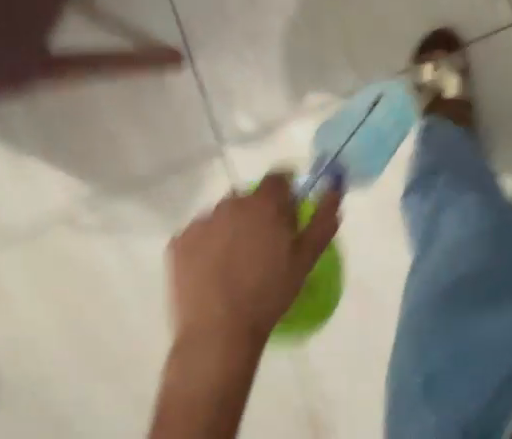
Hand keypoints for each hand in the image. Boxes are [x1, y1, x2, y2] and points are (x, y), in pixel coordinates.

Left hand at [166, 173, 341, 352]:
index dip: (285, 195)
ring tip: (235, 263)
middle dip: (257, 214)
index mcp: (265, 202)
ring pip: (222, 216)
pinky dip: (206, 245)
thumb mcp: (307, 258)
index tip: (288, 218)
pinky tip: (212, 272)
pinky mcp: (177, 243)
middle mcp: (230, 203)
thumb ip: (323, 218)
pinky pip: (198, 234)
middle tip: (263, 247)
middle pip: (248, 198)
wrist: (218, 334)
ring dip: (231, 228)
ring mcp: (200, 222)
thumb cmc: (269, 295)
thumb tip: (334, 188)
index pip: (278, 178)